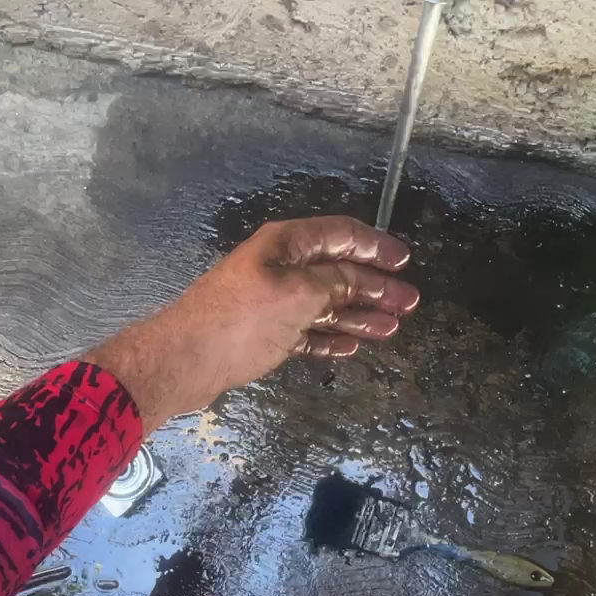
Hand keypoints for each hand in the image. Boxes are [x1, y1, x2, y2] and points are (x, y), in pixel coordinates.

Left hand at [88, 216, 419, 429]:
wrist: (186, 360)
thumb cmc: (242, 320)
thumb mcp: (298, 294)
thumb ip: (335, 282)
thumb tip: (359, 279)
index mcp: (288, 244)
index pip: (341, 235)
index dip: (376, 246)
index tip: (405, 261)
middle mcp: (281, 268)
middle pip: (338, 272)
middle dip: (375, 287)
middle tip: (409, 303)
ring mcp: (272, 303)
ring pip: (325, 304)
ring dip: (359, 315)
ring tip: (391, 328)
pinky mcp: (264, 334)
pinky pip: (306, 332)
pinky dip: (329, 337)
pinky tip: (351, 346)